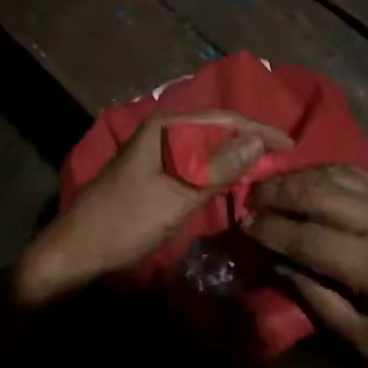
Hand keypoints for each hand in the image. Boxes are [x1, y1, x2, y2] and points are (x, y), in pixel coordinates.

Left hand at [16, 111, 293, 304]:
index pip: (224, 119)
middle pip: (215, 127)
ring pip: (204, 144)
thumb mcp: (177, 198)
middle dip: (248, 139)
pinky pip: (193, 159)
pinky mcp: (152, 168)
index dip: (259, 130)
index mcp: (166, 128)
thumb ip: (217, 168)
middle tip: (283, 158)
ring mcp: (155, 148)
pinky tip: (230, 179)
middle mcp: (161, 129)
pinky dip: (215, 167)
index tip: (291, 145)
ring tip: (265, 167)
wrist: (76, 248)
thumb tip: (257, 141)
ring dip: (233, 153)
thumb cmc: (126, 222)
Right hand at [246, 165, 367, 367]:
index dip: (271, 230)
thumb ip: (320, 300)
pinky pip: (357, 174)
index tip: (241, 225)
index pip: (310, 237)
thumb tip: (278, 262)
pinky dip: (325, 172)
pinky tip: (306, 181)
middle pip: (320, 193)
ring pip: (336, 175)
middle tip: (248, 199)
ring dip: (297, 177)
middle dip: (278, 193)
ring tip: (268, 187)